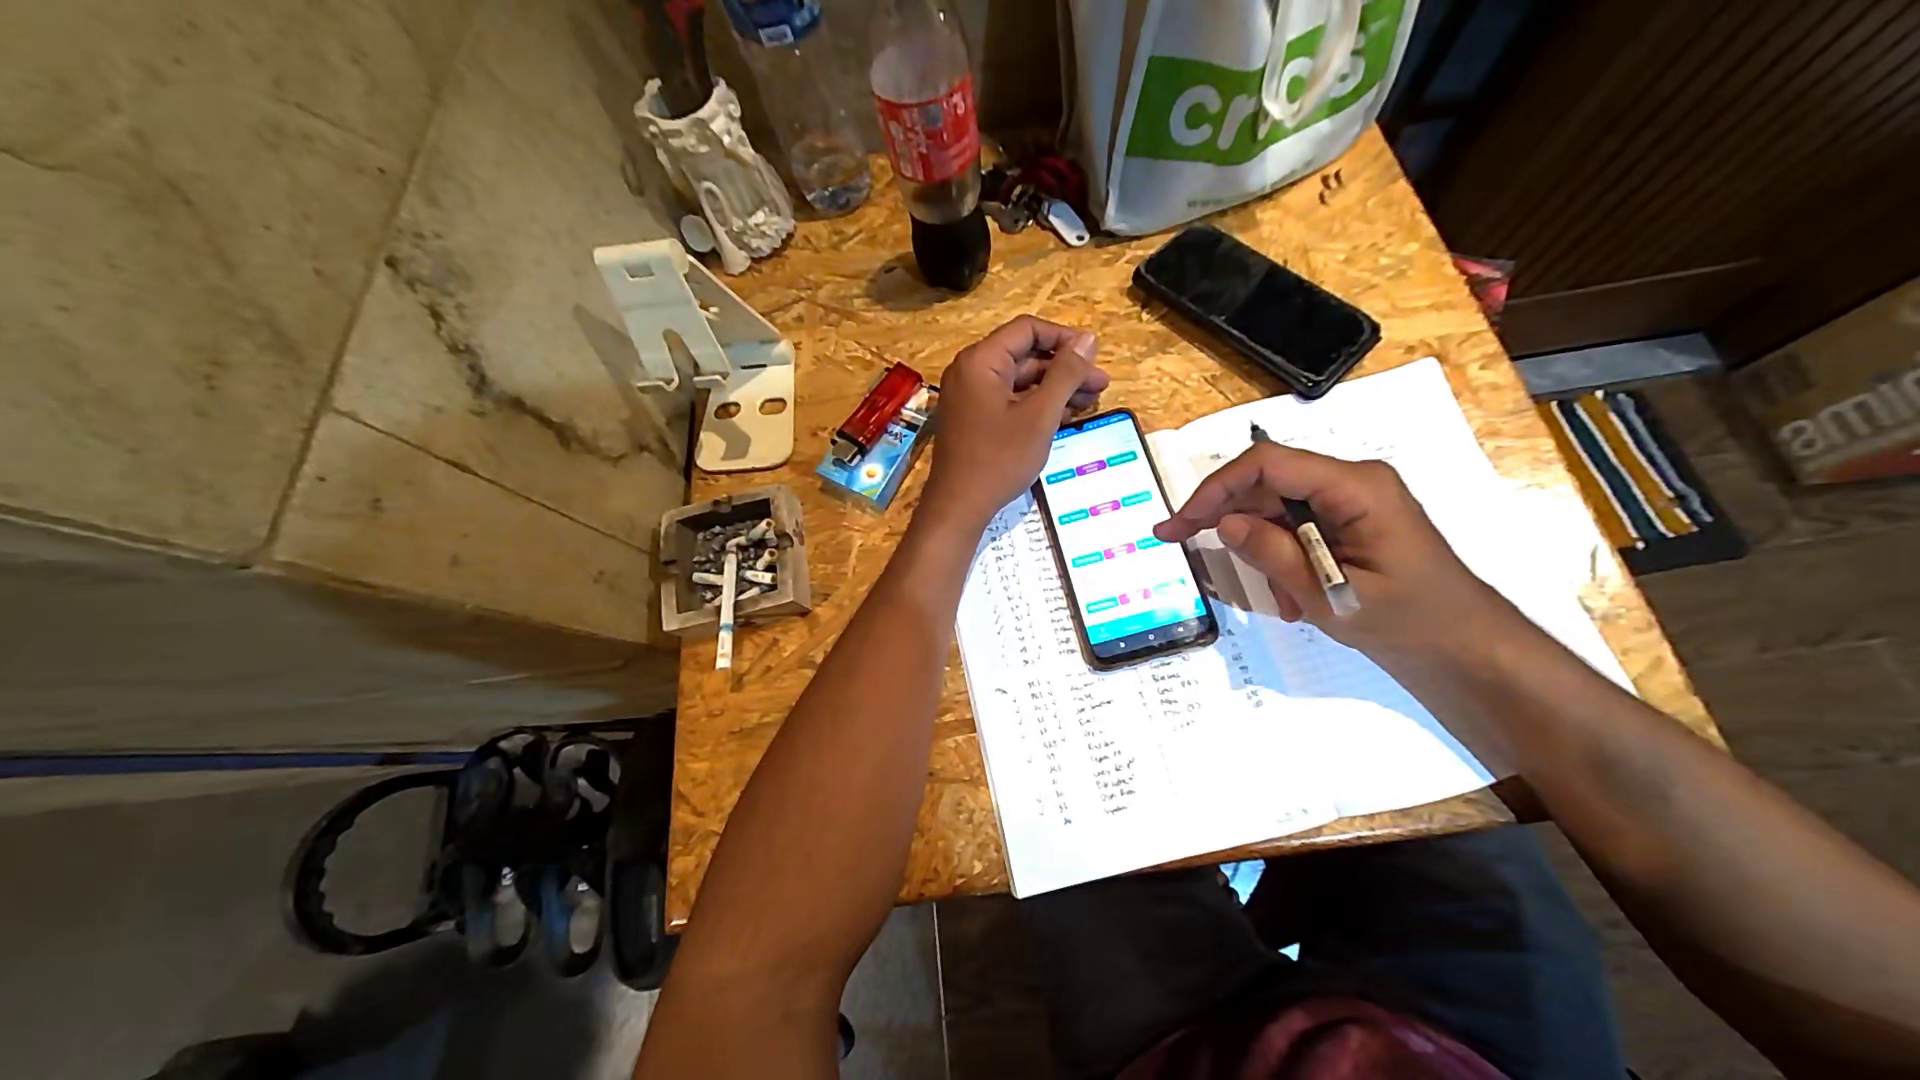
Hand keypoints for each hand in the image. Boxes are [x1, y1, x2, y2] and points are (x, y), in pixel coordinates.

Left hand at [920, 316, 1107, 529]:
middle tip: (1101, 385)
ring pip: (1020, 381)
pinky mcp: (974, 418)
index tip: (1093, 356)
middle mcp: (971, 371)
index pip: (1027, 329)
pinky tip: (1066, 415)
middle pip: (1025, 356)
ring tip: (1091, 401)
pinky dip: (1037, 405)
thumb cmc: (999, 459)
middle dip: (1065, 369)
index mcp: (981, 361)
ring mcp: (970, 396)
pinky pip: (1010, 400)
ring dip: (1055, 388)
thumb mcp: (1040, 415)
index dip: (1065, 339)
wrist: (959, 505)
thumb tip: (1088, 340)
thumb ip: (1065, 374)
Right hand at [1153, 443, 1532, 666]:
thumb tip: (1223, 524)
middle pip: (1266, 484)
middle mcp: (1351, 483)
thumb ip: (1274, 556)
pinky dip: (1280, 560)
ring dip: (1260, 550)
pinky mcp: (1347, 522)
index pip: (1267, 465)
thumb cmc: (1410, 622)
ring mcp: (1349, 502)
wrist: (1464, 648)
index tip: (1180, 523)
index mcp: (1356, 487)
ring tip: (1277, 600)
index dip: (1215, 489)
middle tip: (1185, 547)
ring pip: (1275, 509)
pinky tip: (1292, 598)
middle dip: (1229, 520)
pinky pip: (1294, 528)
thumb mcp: (1330, 596)